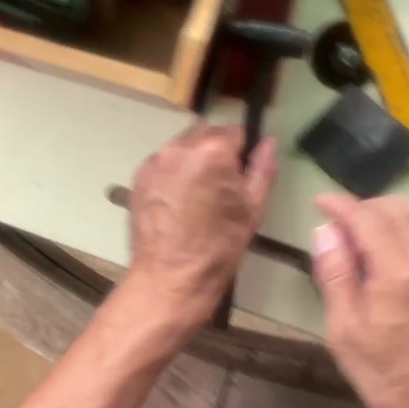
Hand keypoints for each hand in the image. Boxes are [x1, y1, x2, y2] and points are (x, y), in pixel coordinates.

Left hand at [127, 124, 278, 325]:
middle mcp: (180, 147)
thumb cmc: (220, 245)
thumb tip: (269, 141)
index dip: (242, 150)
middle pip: (206, 132)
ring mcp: (156, 161)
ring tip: (197, 194)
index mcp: (213, 151)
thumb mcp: (253, 208)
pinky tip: (177, 200)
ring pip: (182, 146)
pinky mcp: (139, 177)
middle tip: (220, 184)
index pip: (235, 131)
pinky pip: (163, 162)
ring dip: (193, 159)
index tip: (240, 173)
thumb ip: (262, 168)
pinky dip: (173, 172)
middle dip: (216, 150)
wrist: (171, 276)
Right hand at [312, 194, 408, 407]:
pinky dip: (396, 240)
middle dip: (361, 208)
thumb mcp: (346, 332)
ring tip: (353, 248)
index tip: (320, 202)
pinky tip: (379, 268)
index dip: (340, 204)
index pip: (366, 217)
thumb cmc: (388, 377)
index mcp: (397, 272)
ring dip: (380, 222)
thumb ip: (336, 276)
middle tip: (335, 227)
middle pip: (394, 210)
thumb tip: (327, 233)